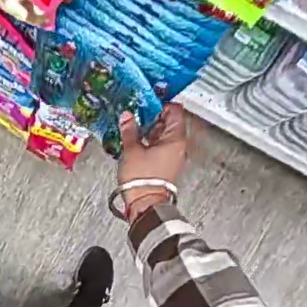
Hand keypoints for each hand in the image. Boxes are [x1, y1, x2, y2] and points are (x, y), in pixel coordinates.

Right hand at [116, 104, 187, 221]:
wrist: (144, 204)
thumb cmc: (142, 181)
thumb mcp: (132, 149)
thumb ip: (130, 130)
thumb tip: (128, 117)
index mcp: (175, 139)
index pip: (175, 111)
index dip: (161, 103)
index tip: (148, 102)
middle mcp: (179, 148)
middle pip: (170, 123)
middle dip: (154, 117)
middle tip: (138, 115)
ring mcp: (174, 158)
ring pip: (165, 136)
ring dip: (151, 131)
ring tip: (135, 130)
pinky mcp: (167, 167)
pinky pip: (162, 148)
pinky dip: (151, 143)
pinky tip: (138, 144)